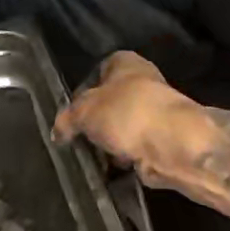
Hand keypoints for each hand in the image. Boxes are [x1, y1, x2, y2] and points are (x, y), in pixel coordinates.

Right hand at [53, 52, 198, 172]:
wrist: (171, 142)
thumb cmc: (126, 113)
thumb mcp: (85, 111)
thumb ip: (68, 118)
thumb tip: (58, 130)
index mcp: (125, 61)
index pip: (97, 72)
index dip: (81, 93)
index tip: (70, 116)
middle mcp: (141, 80)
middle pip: (109, 101)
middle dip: (94, 123)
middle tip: (78, 141)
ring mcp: (153, 109)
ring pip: (121, 126)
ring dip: (109, 143)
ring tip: (94, 159)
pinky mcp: (160, 136)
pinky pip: (134, 146)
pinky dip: (124, 157)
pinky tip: (113, 169)